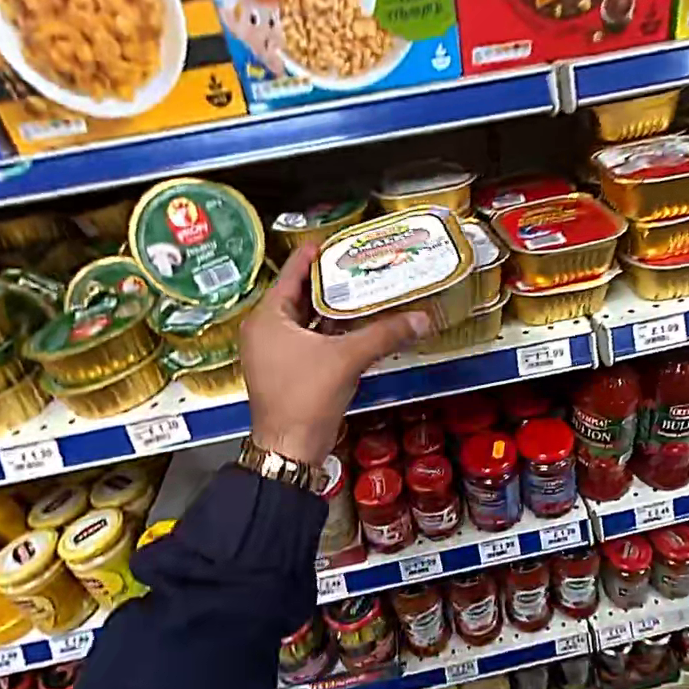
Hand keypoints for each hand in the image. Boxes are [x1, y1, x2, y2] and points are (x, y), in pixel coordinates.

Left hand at [239, 243, 432, 465]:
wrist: (291, 448)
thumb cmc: (307, 396)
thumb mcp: (347, 358)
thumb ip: (385, 334)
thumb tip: (423, 318)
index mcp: (268, 318)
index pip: (292, 273)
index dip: (315, 254)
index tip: (341, 240)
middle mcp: (266, 329)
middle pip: (301, 294)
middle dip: (331, 281)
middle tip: (361, 263)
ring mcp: (275, 351)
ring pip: (307, 318)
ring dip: (334, 307)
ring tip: (365, 288)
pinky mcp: (287, 368)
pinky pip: (311, 338)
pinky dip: (332, 330)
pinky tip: (359, 323)